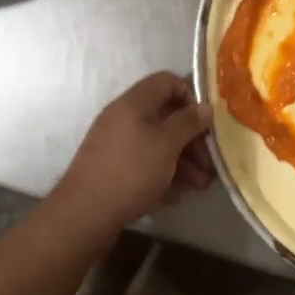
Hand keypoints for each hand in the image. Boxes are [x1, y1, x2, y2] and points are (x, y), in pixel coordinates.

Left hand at [52, 73, 215, 236]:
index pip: (167, 81)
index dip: (190, 95)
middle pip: (165, 116)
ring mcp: (117, 143)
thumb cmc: (131, 170)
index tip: (206, 121)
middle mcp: (124, 117)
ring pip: (157, 143)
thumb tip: (205, 107)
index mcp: (134, 102)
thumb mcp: (166, 144)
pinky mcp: (113, 168)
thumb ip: (188, 122)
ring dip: (182, 161)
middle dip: (191, 139)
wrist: (85, 213)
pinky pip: (144, 163)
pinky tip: (176, 195)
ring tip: (201, 186)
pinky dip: (163, 174)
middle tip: (210, 163)